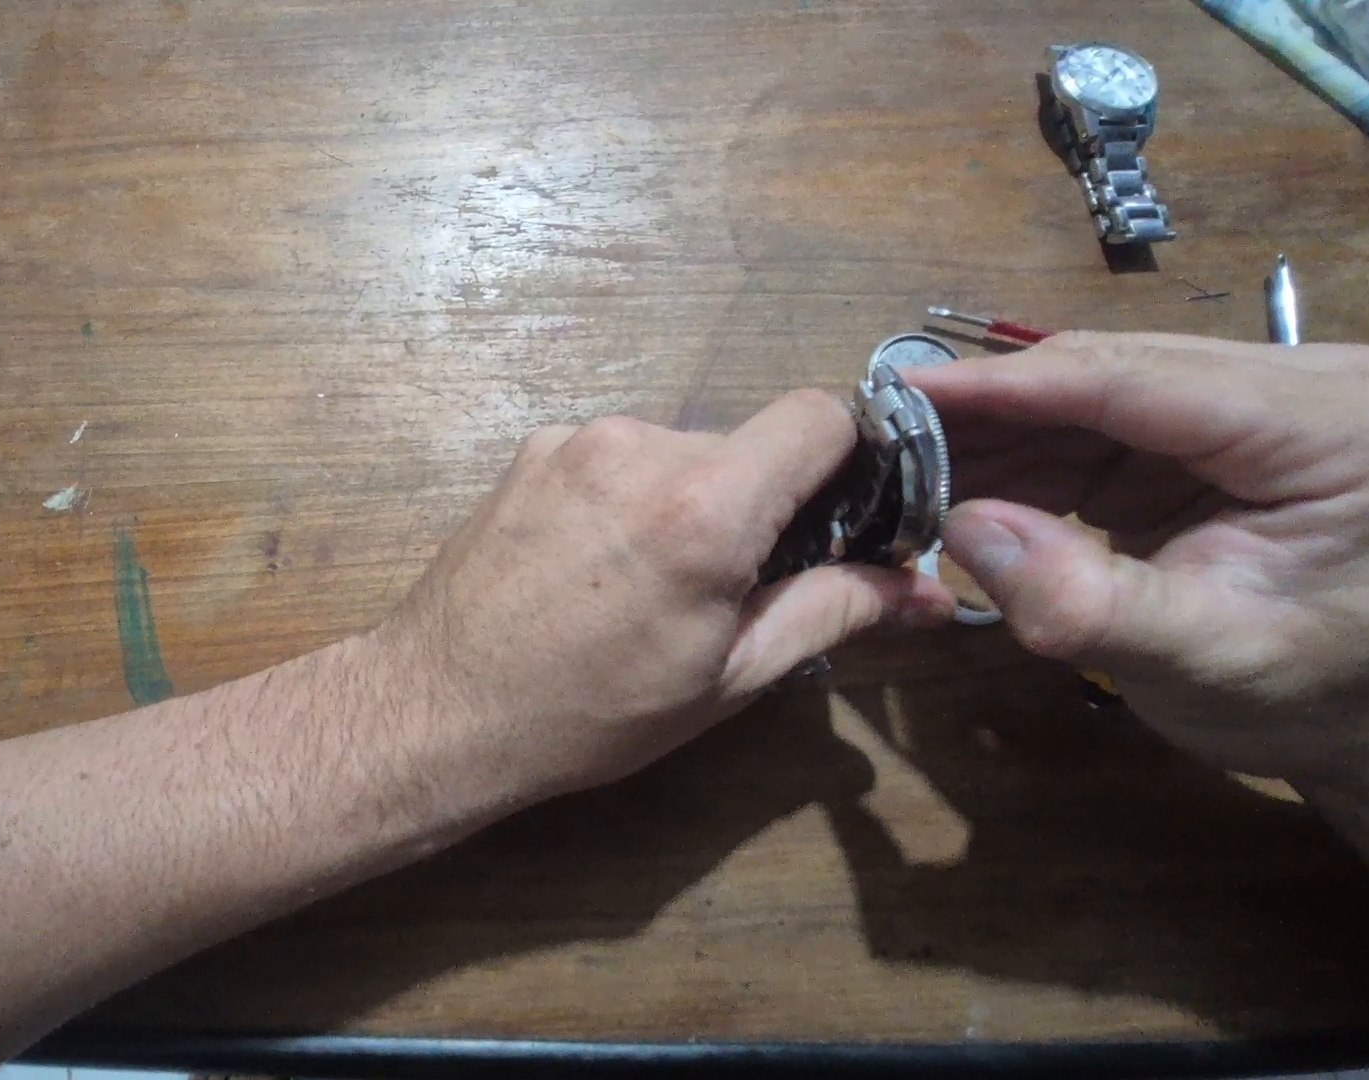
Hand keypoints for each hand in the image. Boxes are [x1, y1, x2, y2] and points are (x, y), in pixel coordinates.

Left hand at [374, 390, 953, 801]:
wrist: (441, 704)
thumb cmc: (591, 712)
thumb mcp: (726, 678)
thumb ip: (832, 612)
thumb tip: (926, 588)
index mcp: (702, 506)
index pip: (819, 416)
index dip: (847, 458)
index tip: (836, 516)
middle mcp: (638, 445)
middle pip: (745, 441)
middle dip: (759, 499)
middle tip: (730, 580)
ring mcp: (575, 438)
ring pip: (678, 448)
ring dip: (690, 498)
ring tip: (648, 578)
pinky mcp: (532, 447)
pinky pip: (616, 454)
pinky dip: (630, 492)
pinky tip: (593, 557)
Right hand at [907, 333, 1368, 799]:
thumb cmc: (1318, 700)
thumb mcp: (1205, 664)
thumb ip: (1087, 600)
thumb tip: (961, 526)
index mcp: (1343, 429)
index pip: (1140, 381)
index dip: (1010, 384)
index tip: (902, 387)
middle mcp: (1303, 391)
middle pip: (1104, 372)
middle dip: (985, 404)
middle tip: (881, 428)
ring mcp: (1246, 409)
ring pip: (1079, 396)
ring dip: (987, 428)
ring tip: (900, 456)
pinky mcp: (1194, 440)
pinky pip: (1079, 431)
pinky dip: (1009, 455)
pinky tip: (951, 474)